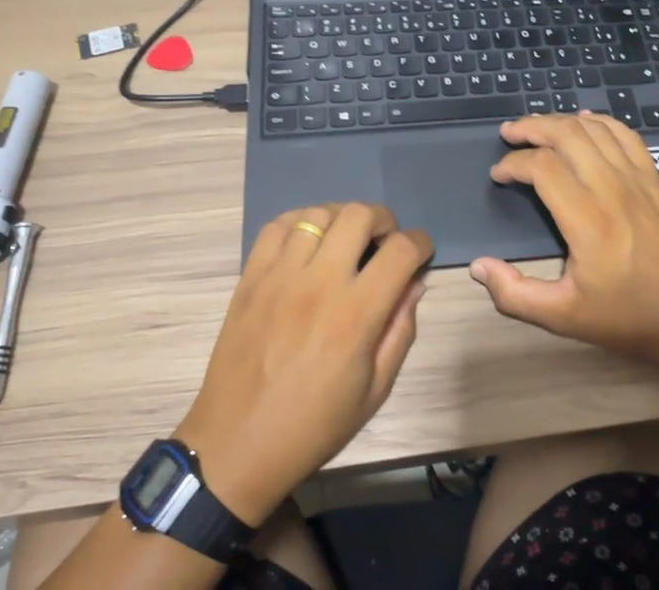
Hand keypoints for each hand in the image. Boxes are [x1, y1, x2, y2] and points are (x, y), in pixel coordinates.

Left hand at [175, 203, 431, 525]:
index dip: (420, 243)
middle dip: (384, 220)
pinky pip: (277, 226)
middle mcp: (318, 283)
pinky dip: (300, 223)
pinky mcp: (250, 278)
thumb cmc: (314, 425)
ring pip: (318, 214)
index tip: (421, 252)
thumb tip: (415, 283)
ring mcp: (279, 276)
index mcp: (356, 315)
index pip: (401, 250)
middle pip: (359, 215)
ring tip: (346, 243)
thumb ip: (401, 330)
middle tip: (384, 243)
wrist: (237, 444)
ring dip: (342, 220)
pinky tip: (309, 242)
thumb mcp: (376, 390)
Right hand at [470, 113, 658, 366]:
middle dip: (532, 127)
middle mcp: (614, 190)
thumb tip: (479, 268)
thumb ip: (515, 294)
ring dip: (562, 121)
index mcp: (589, 221)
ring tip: (538, 127)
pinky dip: (602, 122)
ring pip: (596, 130)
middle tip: (508, 134)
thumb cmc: (626, 317)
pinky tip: (586, 122)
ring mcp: (639, 181)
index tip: (498, 176)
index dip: (513, 164)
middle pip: (568, 135)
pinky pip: (627, 136)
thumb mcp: (563, 316)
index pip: (543, 167)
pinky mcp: (656, 182)